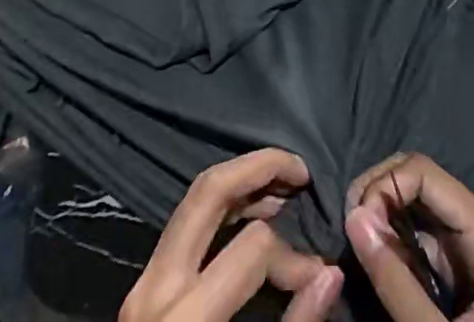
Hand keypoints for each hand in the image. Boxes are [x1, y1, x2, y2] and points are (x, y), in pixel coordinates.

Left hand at [121, 149, 342, 321]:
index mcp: (184, 319)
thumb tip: (329, 273)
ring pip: (195, 198)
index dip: (296, 257)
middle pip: (208, 191)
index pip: (252, 248)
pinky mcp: (144, 286)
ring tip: (285, 186)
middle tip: (303, 171)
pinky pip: (187, 223)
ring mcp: (145, 282)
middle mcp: (157, 286)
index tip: (317, 279)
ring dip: (243, 181)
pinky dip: (225, 206)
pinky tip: (253, 213)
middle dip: (260, 167)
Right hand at [345, 154, 473, 321]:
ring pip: (422, 199)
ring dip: (384, 209)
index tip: (356, 224)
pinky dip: (396, 230)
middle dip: (381, 190)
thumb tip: (354, 218)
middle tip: (351, 226)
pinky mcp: (464, 262)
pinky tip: (376, 248)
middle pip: (424, 177)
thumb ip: (396, 282)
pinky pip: (425, 228)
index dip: (385, 186)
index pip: (427, 174)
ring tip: (358, 236)